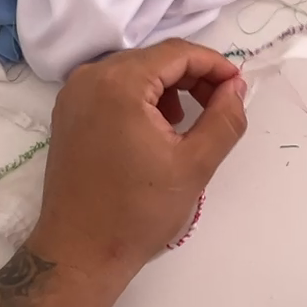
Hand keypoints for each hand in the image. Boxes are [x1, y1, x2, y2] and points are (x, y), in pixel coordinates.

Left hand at [27, 40, 248, 293]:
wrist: (80, 253)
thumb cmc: (138, 211)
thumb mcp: (195, 163)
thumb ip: (224, 118)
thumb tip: (235, 86)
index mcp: (119, 83)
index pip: (177, 53)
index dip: (214, 64)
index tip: (238, 86)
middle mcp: (90, 78)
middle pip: (154, 59)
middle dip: (192, 76)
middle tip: (221, 105)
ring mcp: (74, 95)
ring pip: (134, 72)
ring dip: (168, 87)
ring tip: (189, 122)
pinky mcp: (68, 113)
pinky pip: (113, 88)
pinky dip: (141, 97)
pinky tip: (157, 129)